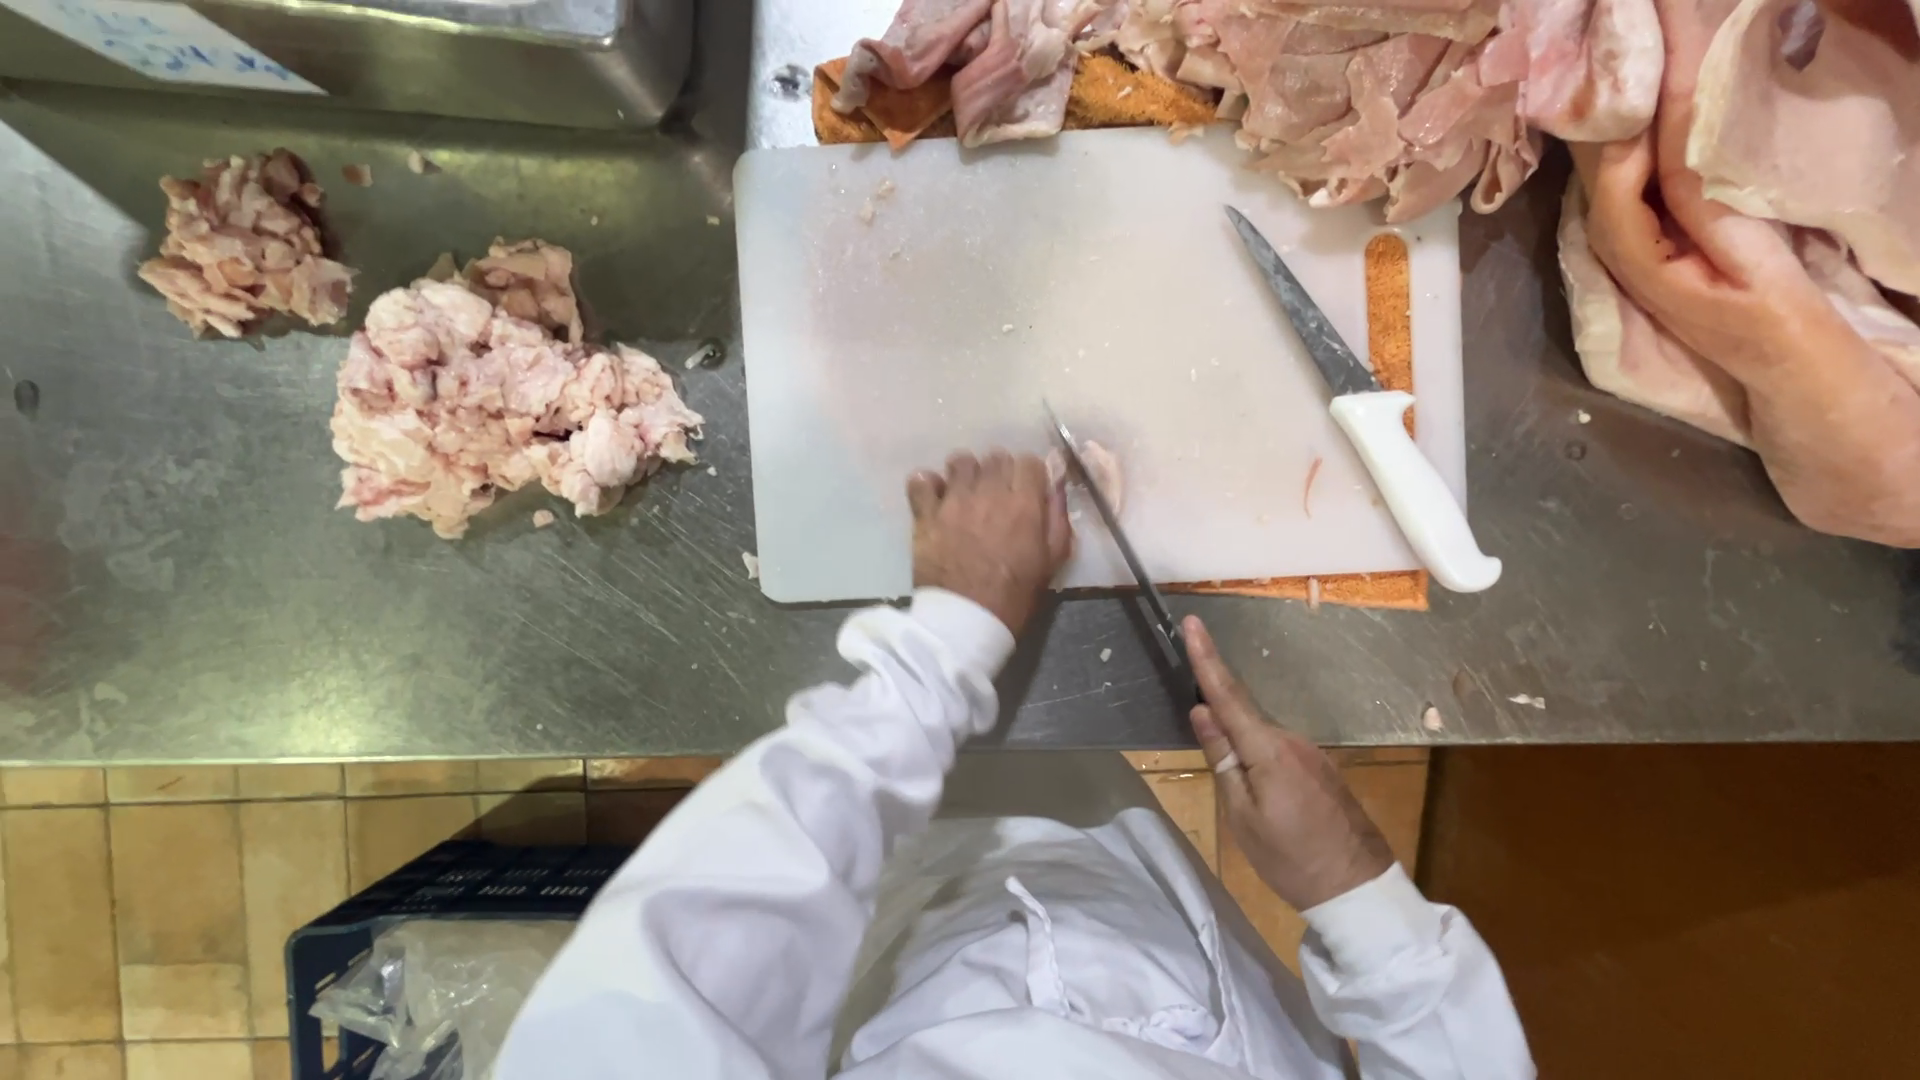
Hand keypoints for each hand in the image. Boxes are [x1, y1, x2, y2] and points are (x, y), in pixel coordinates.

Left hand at [908, 450, 1070, 635]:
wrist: (965, 622)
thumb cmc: (1013, 596)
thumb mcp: (1051, 561)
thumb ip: (1057, 518)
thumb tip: (1056, 486)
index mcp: (1023, 504)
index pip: (1029, 462)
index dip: (1030, 476)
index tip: (1027, 493)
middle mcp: (988, 493)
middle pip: (996, 457)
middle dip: (1000, 472)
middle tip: (998, 497)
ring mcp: (953, 501)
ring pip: (960, 461)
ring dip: (966, 473)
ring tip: (966, 495)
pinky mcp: (925, 514)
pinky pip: (921, 480)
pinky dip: (928, 485)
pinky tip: (935, 500)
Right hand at [1183, 615, 1393, 910]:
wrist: (1358, 891)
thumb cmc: (1290, 859)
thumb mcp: (1242, 815)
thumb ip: (1222, 759)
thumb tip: (1202, 712)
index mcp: (1268, 750)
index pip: (1228, 694)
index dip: (1206, 657)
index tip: (1192, 622)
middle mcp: (1292, 740)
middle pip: (1243, 714)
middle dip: (1217, 710)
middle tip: (1202, 734)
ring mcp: (1311, 753)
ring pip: (1260, 735)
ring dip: (1240, 743)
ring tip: (1236, 787)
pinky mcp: (1320, 768)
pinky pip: (1278, 750)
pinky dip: (1259, 755)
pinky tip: (1259, 787)